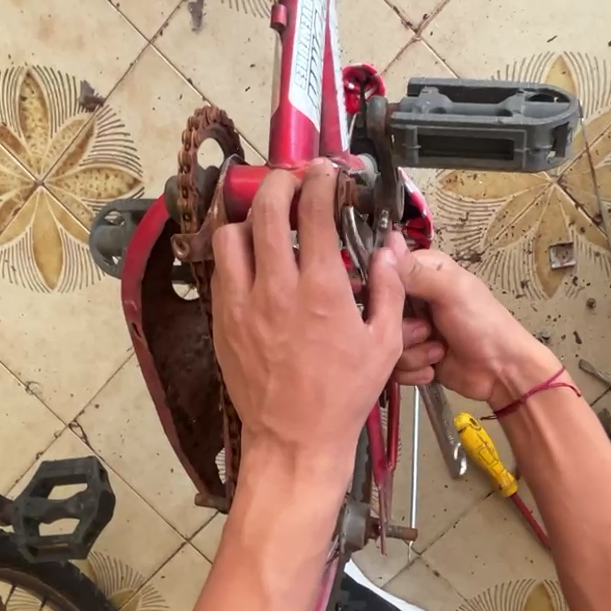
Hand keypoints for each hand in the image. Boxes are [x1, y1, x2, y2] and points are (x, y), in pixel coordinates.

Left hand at [211, 164, 404, 481]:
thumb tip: (389, 252)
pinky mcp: (223, 323)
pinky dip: (235, 256)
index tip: (323, 172)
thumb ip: (389, 290)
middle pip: (264, 210)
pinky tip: (254, 264)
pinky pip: (220, 272)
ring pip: (230, 236)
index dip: (318, 181)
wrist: (295, 438)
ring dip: (249, 220)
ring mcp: (242, 305)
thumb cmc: (343, 395)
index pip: (313, 212)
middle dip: (277, 183)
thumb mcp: (384, 344)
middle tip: (289, 181)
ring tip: (266, 225)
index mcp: (321, 290)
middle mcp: (276, 289)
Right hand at [387, 235, 558, 409]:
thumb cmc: (482, 325)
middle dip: (402, 329)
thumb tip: (387, 241)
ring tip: (438, 351)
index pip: (385, 272)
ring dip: (413, 352)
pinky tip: (434, 367)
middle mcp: (415, 298)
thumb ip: (415, 271)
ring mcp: (412, 329)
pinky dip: (413, 370)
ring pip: (385, 341)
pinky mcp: (412, 357)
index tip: (395, 303)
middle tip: (428, 331)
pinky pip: (393, 365)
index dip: (383, 290)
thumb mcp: (451, 292)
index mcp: (425, 272)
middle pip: (381, 312)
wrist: (500, 371)